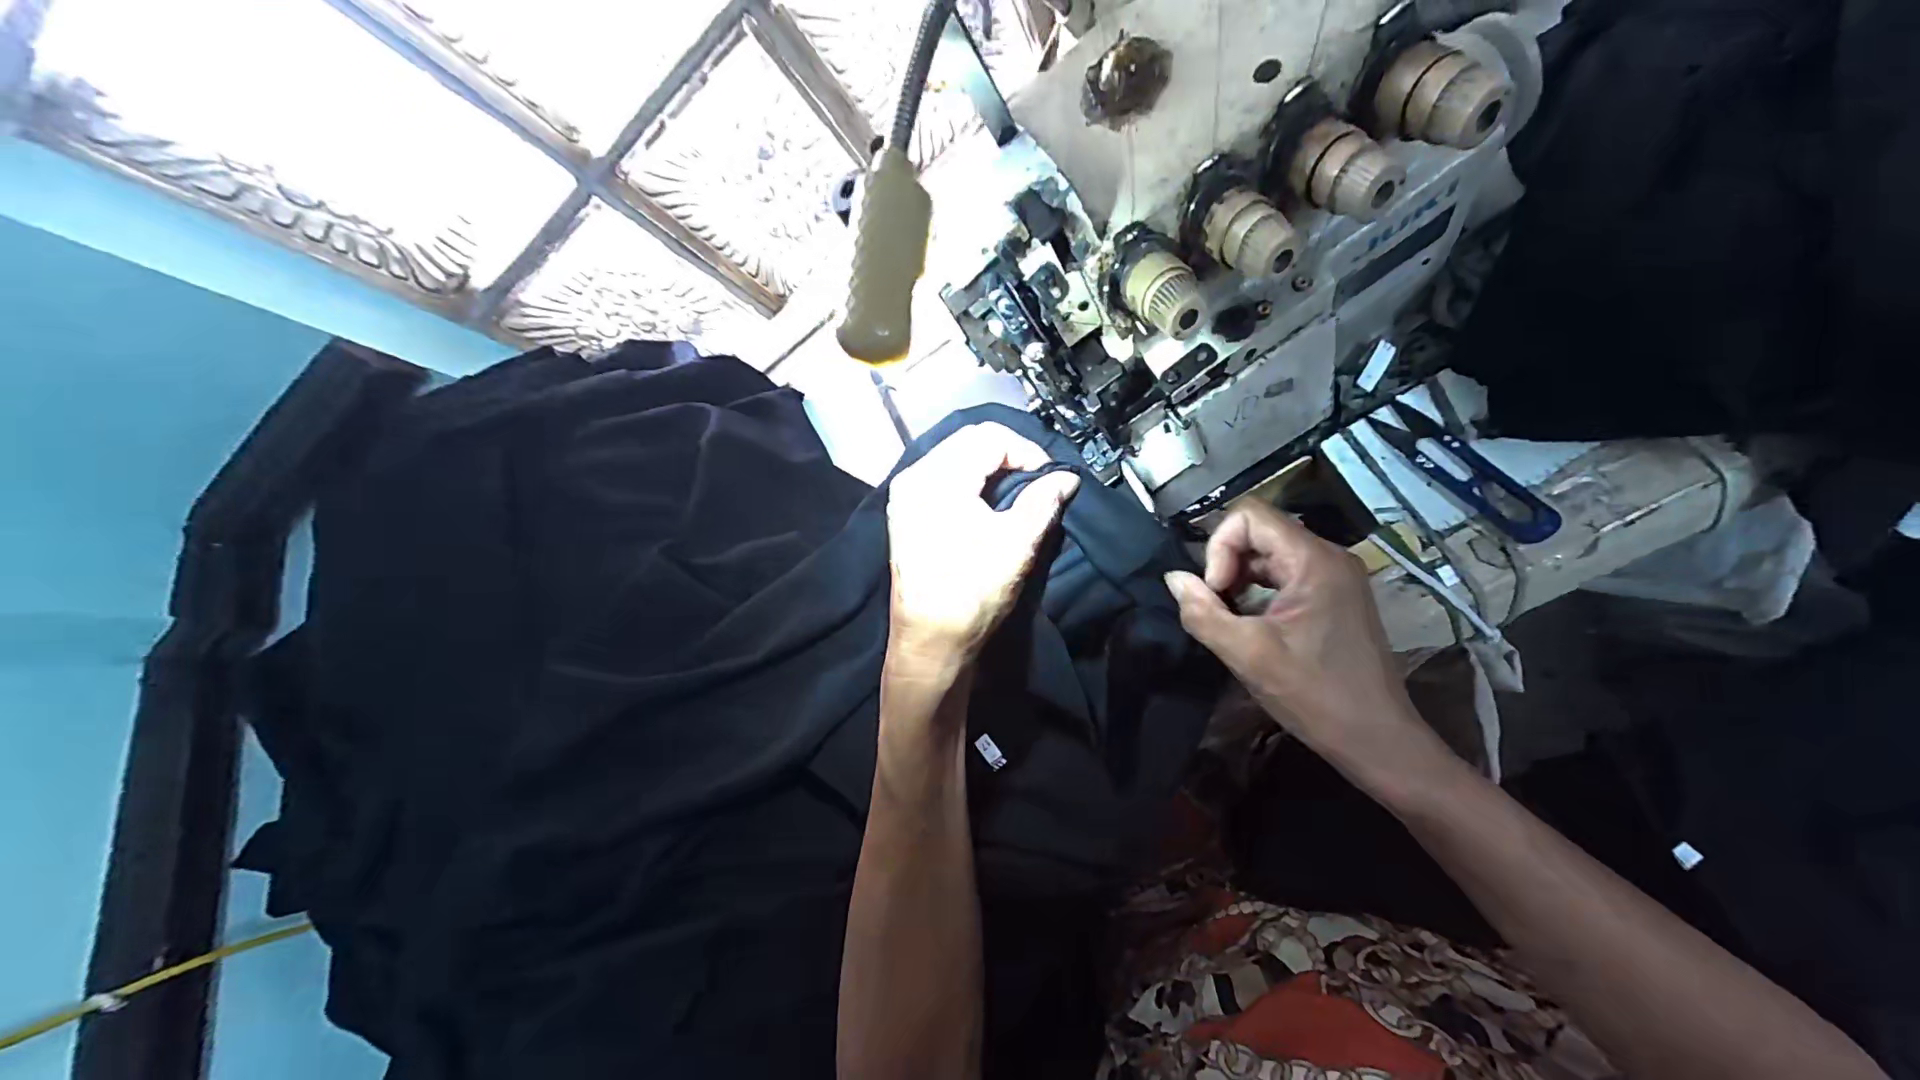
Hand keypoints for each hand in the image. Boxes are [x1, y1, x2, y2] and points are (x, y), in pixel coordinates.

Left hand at [885, 423, 1080, 681]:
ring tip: (1015, 491)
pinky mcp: (904, 511)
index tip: (1049, 476)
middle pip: (969, 441)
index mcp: (938, 480)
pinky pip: (941, 474)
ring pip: (954, 455)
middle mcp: (915, 478)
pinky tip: (987, 501)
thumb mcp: (1017, 544)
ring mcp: (905, 494)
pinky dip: (968, 478)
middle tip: (1036, 480)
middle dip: (1008, 454)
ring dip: (989, 465)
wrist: (929, 641)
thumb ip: (1044, 501)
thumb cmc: (971, 594)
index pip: (989, 438)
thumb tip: (1066, 478)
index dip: (1027, 450)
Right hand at [1163, 501, 1444, 782]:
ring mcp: (1334, 576)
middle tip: (1219, 608)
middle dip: (1227, 563)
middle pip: (1260, 531)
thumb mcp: (1246, 654)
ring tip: (1231, 618)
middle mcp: (1328, 557)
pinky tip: (1249, 623)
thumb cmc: (1314, 695)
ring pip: (1269, 553)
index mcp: (1314, 561)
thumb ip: (1202, 612)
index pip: (1250, 516)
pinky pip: (1284, 574)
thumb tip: (1174, 578)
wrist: (1376, 738)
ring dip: (1239, 578)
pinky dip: (1257, 590)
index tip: (1217, 592)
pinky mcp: (1334, 596)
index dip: (1220, 547)